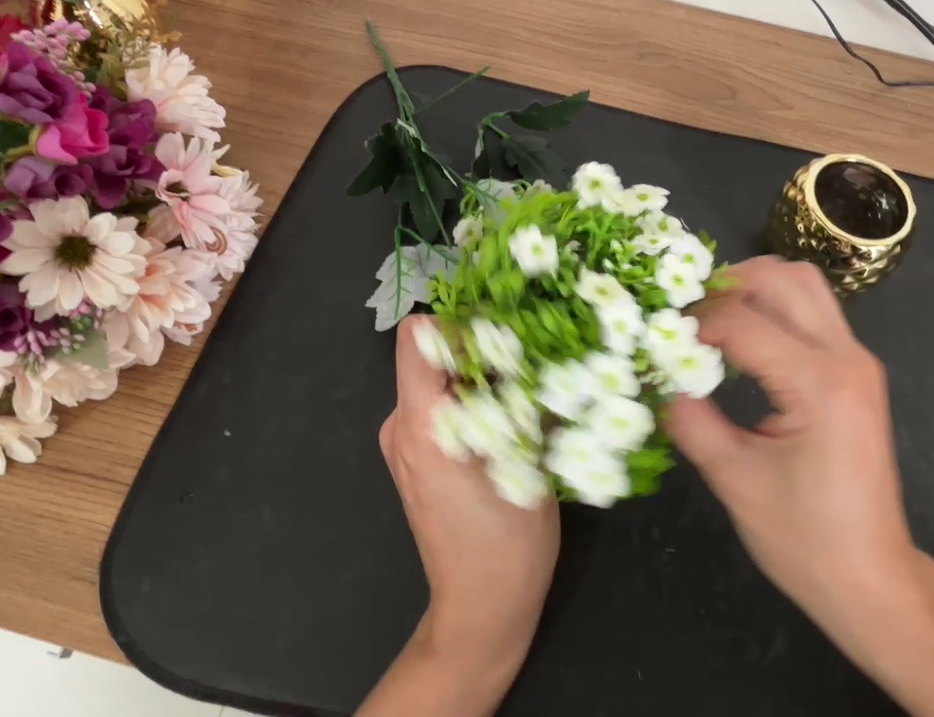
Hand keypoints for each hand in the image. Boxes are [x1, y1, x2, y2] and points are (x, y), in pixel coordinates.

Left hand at [361, 314, 558, 714]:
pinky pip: (437, 407)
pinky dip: (469, 404)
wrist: (480, 608)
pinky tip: (504, 429)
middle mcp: (400, 426)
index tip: (504, 338)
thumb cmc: (508, 542)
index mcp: (422, 424)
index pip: (418, 336)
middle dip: (479, 353)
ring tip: (522, 402)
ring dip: (478, 380)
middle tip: (527, 368)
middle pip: (432, 356)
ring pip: (439, 381)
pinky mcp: (412, 456)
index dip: (460, 325)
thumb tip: (533, 344)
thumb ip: (522, 398)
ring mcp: (401, 443)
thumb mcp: (528, 462)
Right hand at [662, 256, 920, 643]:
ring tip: (708, 318)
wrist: (871, 579)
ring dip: (752, 287)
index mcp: (820, 384)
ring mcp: (857, 360)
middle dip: (725, 284)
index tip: (655, 334)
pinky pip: (812, 312)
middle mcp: (847, 357)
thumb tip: (652, 374)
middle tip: (682, 313)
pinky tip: (738, 339)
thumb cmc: (804, 538)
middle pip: (783, 278)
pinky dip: (771, 308)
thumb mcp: (734, 478)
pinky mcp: (855, 371)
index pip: (743, 322)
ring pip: (804, 285)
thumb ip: (690, 418)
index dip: (692, 321)